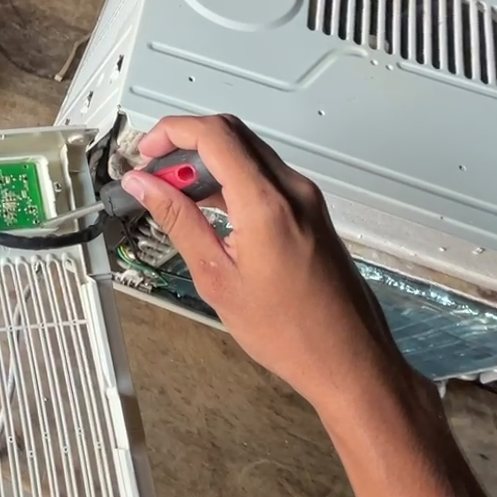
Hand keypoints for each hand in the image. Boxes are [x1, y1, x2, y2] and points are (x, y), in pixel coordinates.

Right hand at [121, 115, 409, 410]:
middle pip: (229, 132)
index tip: (146, 152)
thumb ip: (177, 220)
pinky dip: (228, 175)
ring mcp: (305, 197)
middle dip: (184, 142)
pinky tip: (207, 206)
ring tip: (174, 195)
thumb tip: (143, 185)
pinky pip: (261, 172)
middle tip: (155, 173)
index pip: (213, 134)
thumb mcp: (216, 277)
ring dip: (205, 160)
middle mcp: (291, 190)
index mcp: (266, 204)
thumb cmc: (291, 333)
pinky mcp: (310, 209)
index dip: (171, 132)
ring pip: (245, 149)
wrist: (353, 364)